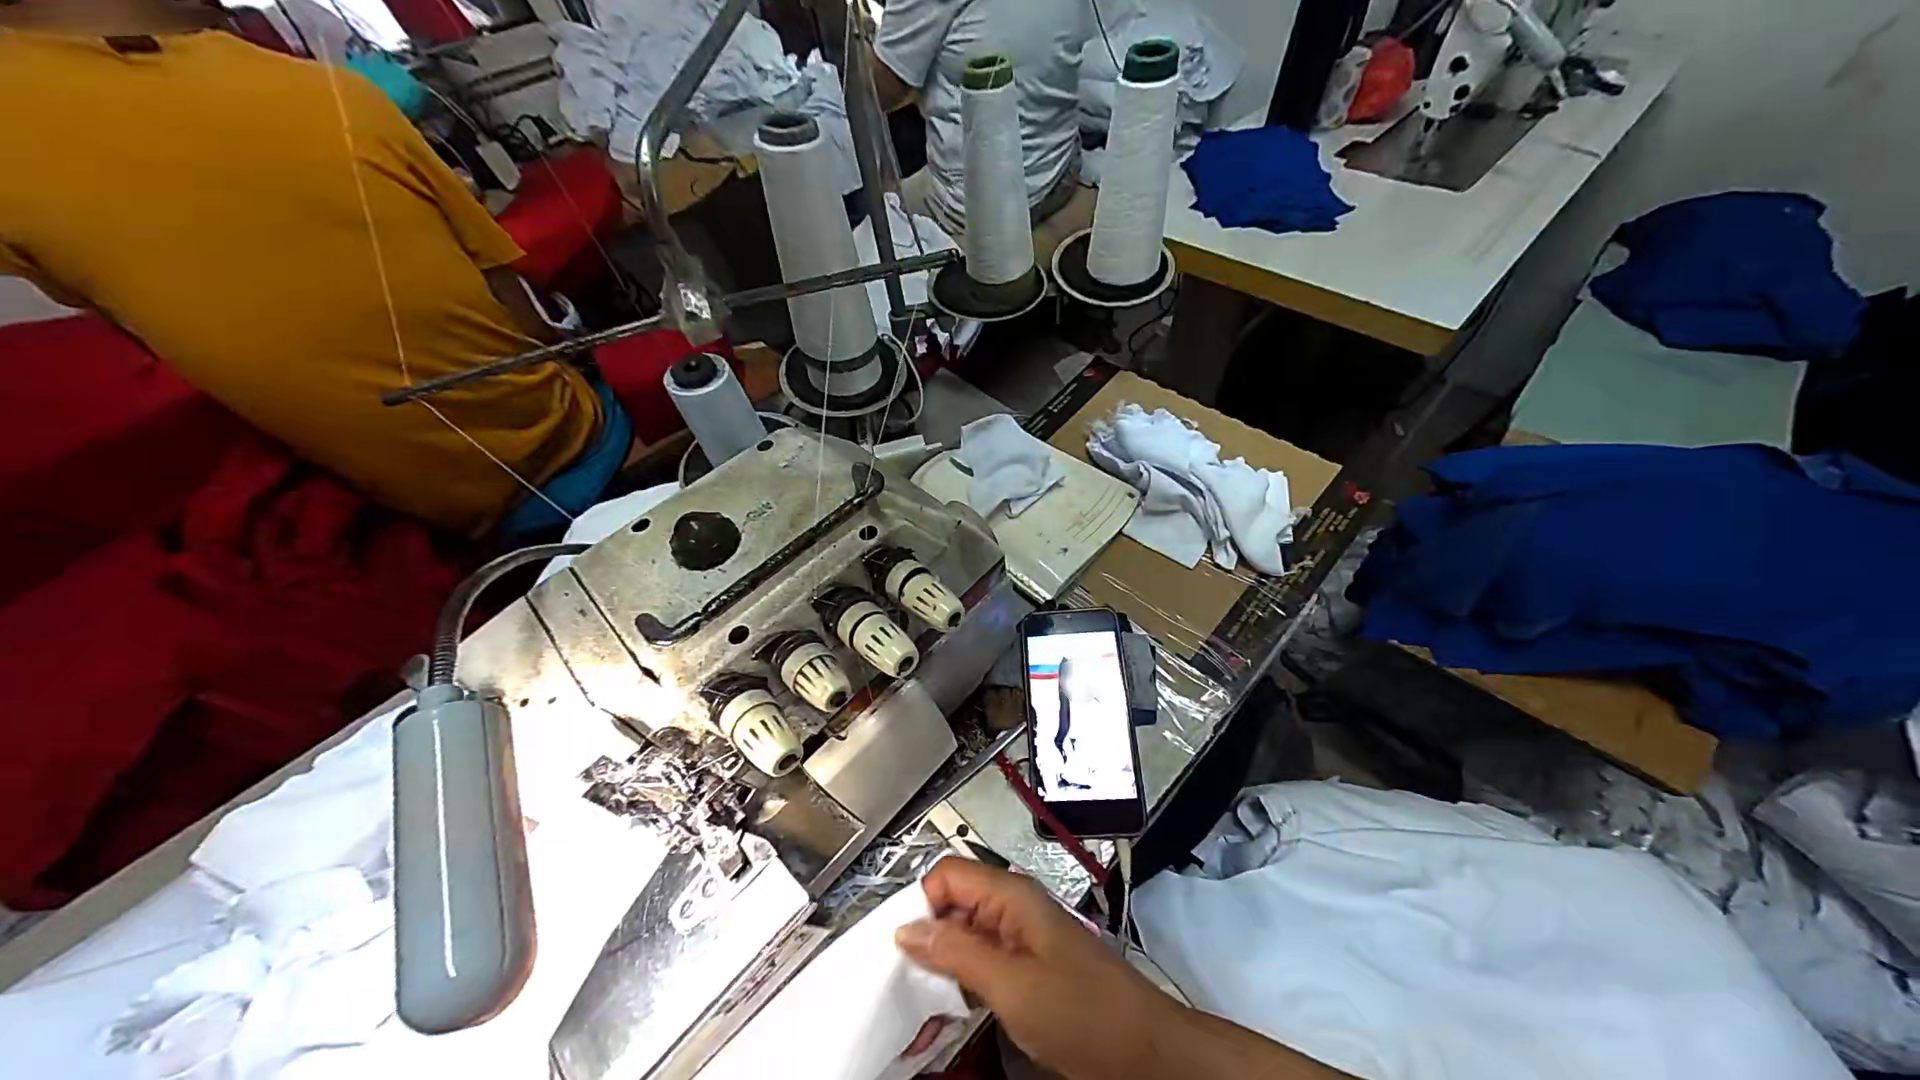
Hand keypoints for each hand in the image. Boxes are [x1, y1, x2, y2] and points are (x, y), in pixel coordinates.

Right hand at [893, 858, 1178, 1079]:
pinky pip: (981, 960)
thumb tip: (907, 929)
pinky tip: (949, 1007)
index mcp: (1011, 895)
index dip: (919, 902)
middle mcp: (1013, 907)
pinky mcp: (1026, 967)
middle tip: (901, 980)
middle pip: (952, 902)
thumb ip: (956, 952)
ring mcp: (1020, 937)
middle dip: (925, 935)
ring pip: (963, 934)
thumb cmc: (1083, 1011)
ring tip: (920, 1000)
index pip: (946, 873)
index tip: (898, 944)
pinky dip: (961, 979)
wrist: (1143, 1049)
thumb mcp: (1011, 984)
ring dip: (940, 963)